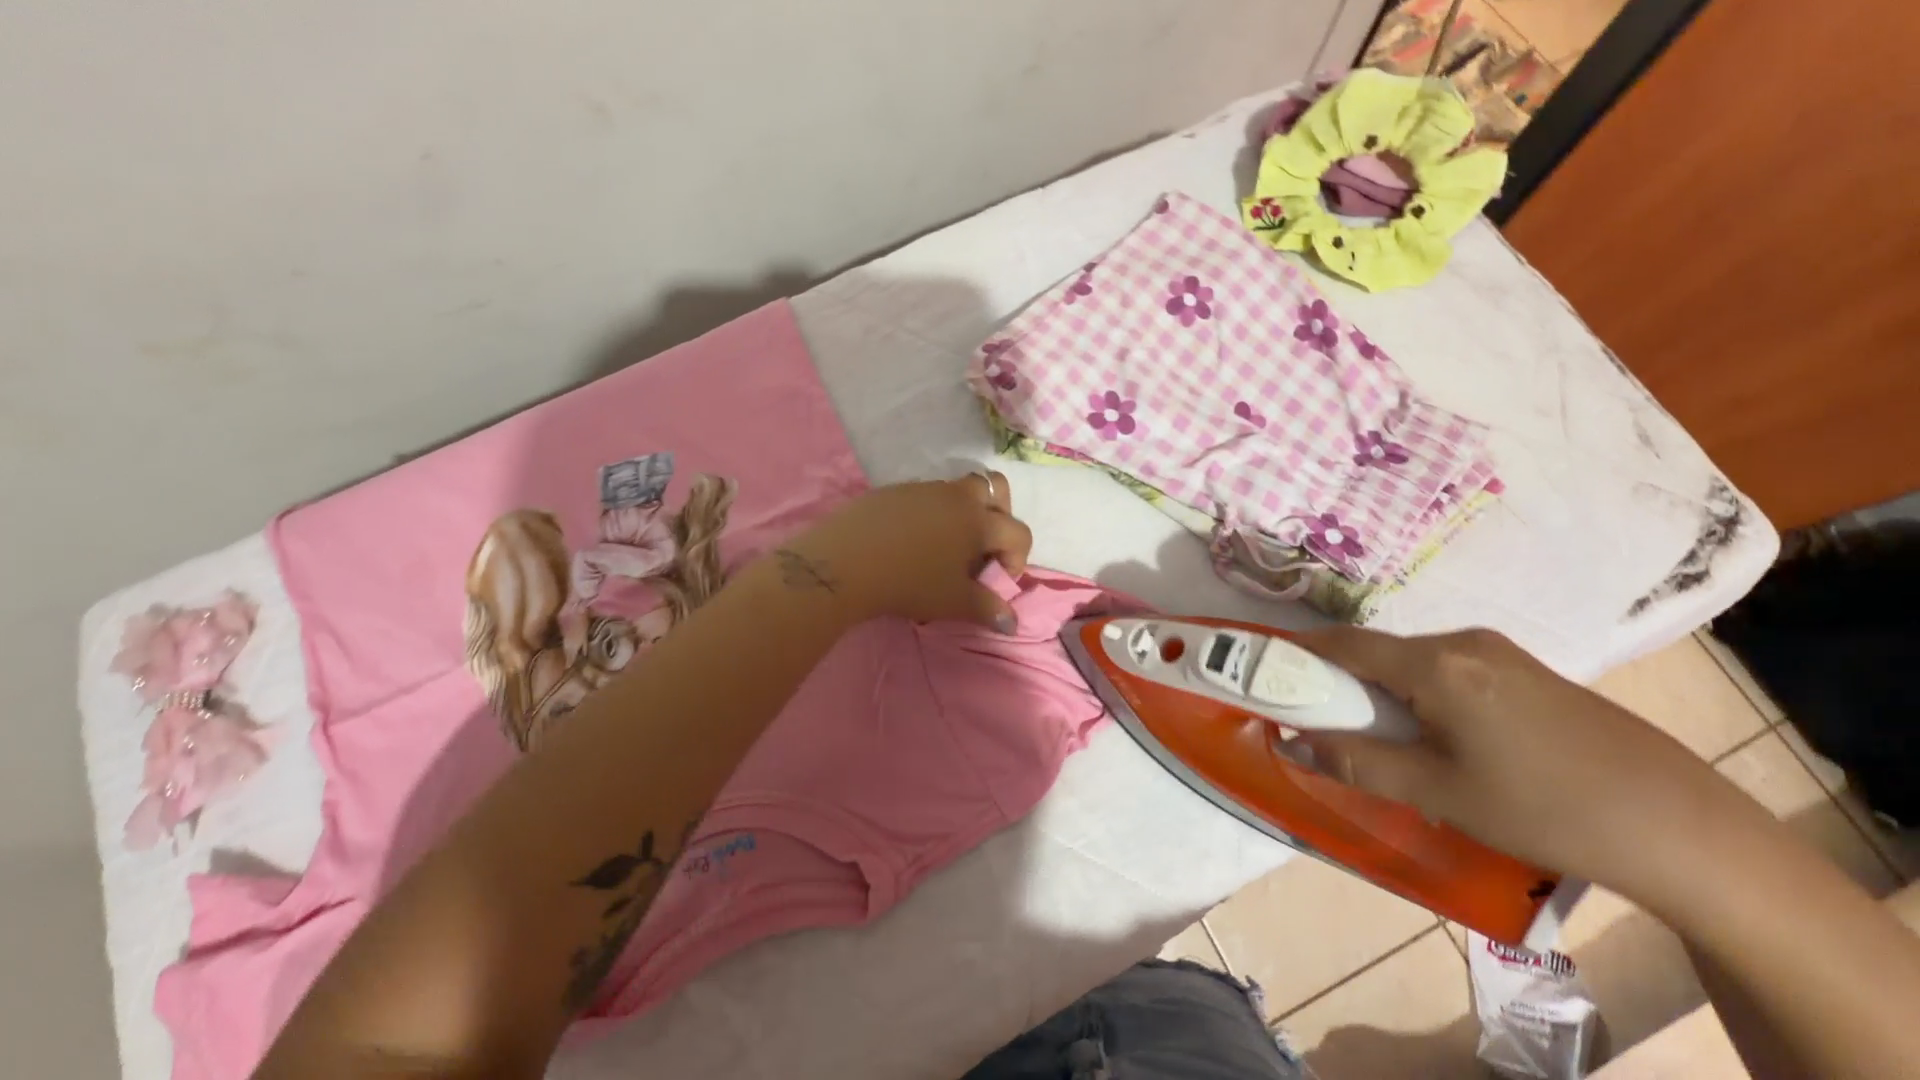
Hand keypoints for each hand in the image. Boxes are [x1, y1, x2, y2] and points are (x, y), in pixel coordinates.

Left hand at [775, 471, 1033, 630]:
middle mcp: (957, 496)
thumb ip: (987, 609)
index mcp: (980, 521)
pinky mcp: (893, 490)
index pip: (1018, 532)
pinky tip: (909, 541)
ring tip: (943, 546)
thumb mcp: (953, 601)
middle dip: (998, 514)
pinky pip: (924, 496)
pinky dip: (929, 513)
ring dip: (963, 513)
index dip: (1017, 558)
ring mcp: (924, 488)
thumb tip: (1011, 623)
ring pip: (958, 490)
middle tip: (980, 547)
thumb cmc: (909, 582)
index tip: (996, 581)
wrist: (845, 561)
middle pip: (995, 488)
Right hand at [1292, 626, 1747, 893]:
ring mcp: (1501, 653)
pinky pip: (1448, 673)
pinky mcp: (1527, 672)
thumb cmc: (1541, 807)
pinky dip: (1419, 696)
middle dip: (1340, 683)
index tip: (1263, 675)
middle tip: (1322, 729)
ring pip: (1414, 663)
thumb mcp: (1436, 792)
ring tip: (1381, 744)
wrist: (1672, 821)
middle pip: (1378, 652)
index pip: (1343, 644)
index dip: (1296, 655)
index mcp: (1437, 664)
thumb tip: (1295, 740)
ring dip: (1382, 693)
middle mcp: (1465, 642)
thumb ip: (1357, 761)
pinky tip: (1435, 741)